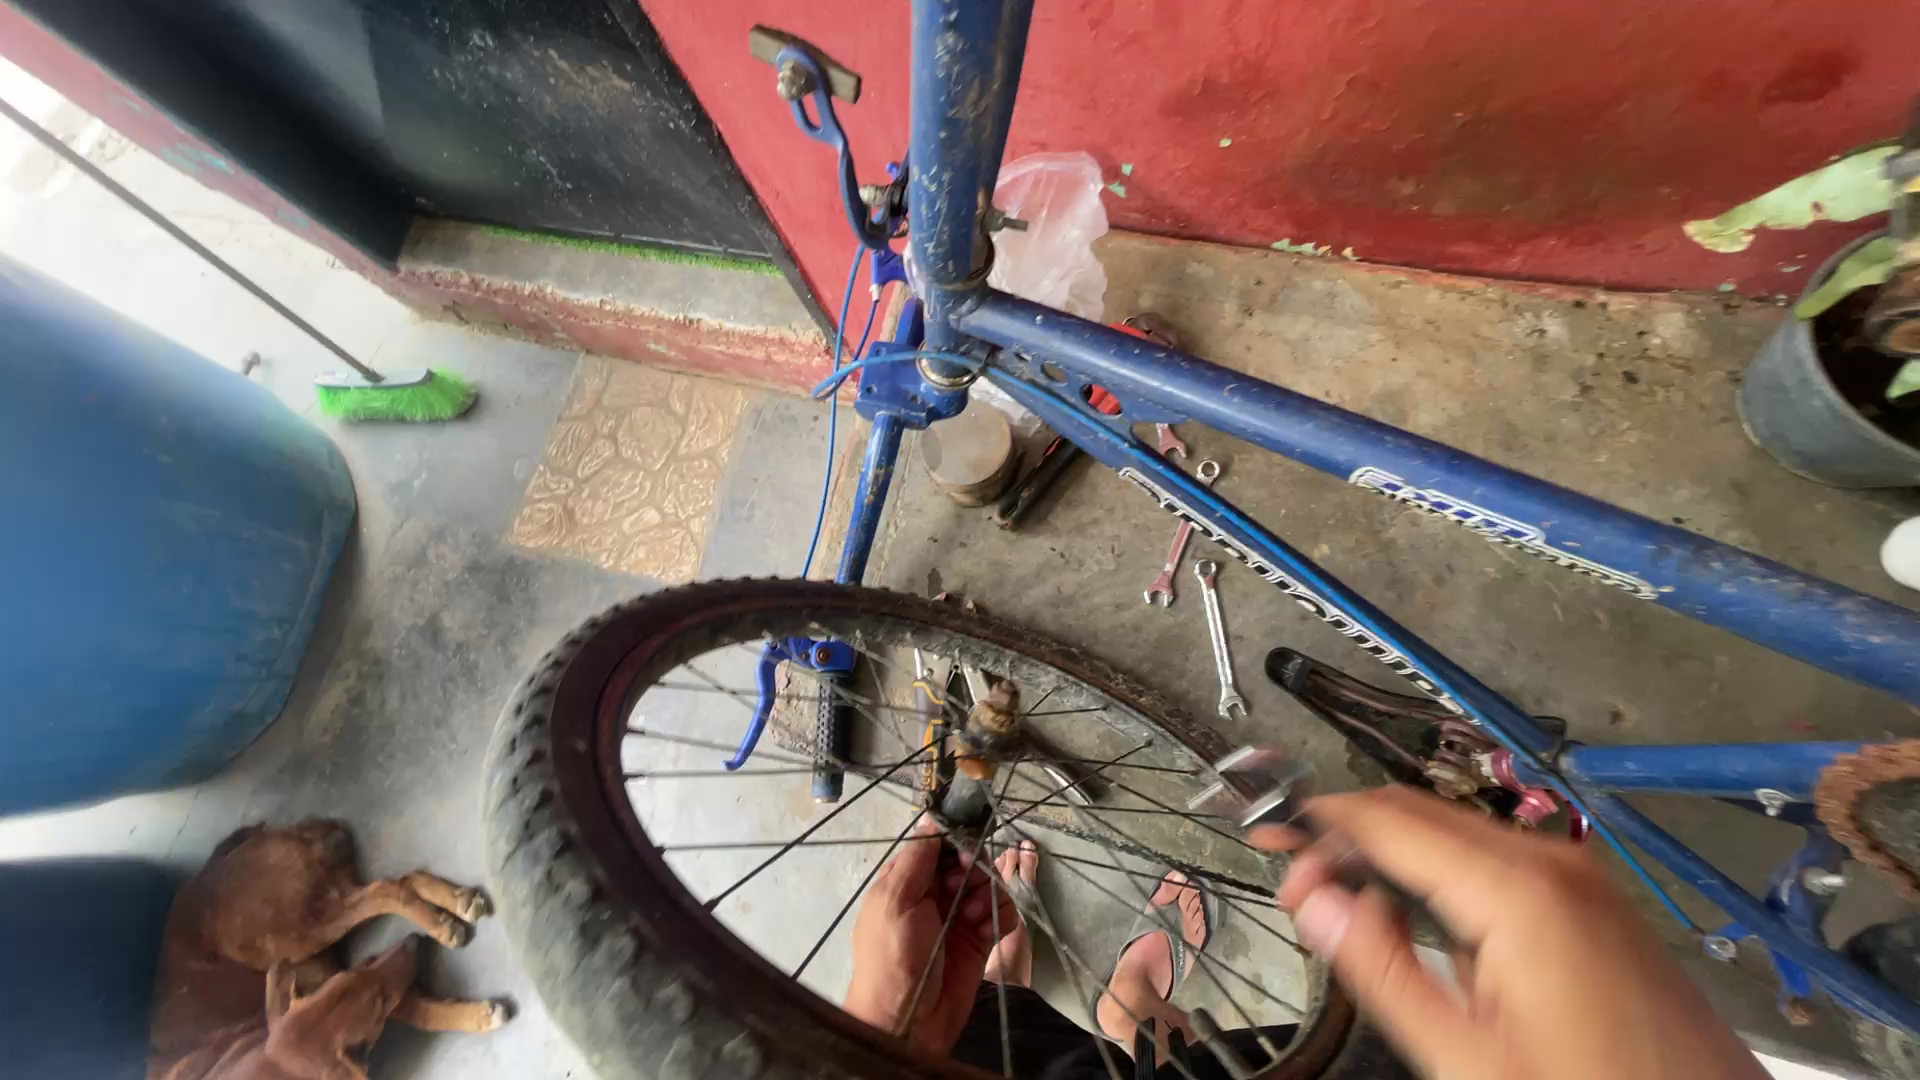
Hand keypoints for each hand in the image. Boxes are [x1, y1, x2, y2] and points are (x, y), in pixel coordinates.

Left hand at [843, 815, 1016, 1054]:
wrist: (908, 1026)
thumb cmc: (893, 958)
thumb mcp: (895, 901)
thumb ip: (916, 858)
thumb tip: (931, 817)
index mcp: (907, 880)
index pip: (938, 843)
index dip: (953, 841)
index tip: (961, 850)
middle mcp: (935, 893)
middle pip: (967, 858)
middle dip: (971, 867)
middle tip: (961, 885)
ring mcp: (959, 916)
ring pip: (987, 882)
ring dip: (984, 892)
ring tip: (970, 915)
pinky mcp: (981, 939)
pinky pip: (1002, 911)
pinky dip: (999, 914)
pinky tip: (985, 930)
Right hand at [1255, 786, 1768, 1079]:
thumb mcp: (1467, 1059)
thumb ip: (1378, 967)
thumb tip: (1312, 899)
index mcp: (1518, 890)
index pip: (1383, 820)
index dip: (1315, 828)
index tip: (1271, 846)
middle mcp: (1549, 861)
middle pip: (1412, 810)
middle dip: (1344, 833)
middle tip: (1301, 880)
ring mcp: (1577, 876)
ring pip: (1447, 829)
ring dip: (1385, 850)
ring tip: (1347, 902)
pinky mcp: (1589, 898)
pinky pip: (1487, 856)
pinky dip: (1433, 868)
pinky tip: (1414, 914)